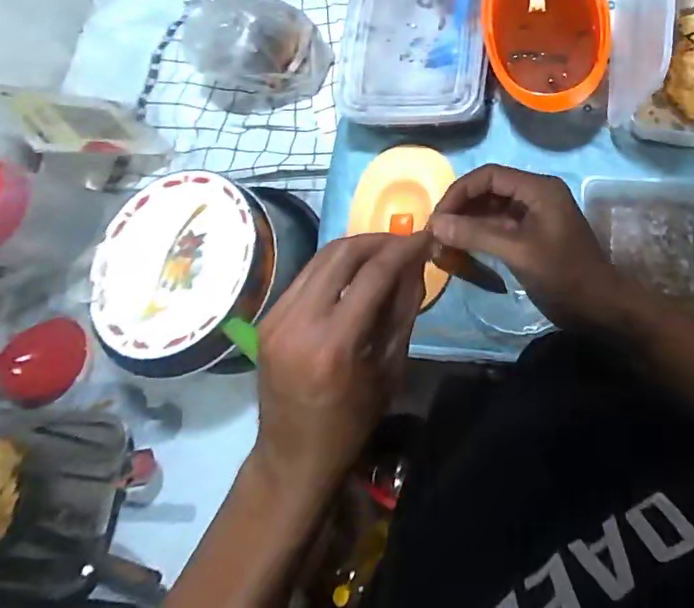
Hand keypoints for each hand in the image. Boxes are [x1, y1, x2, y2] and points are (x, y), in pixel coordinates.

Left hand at [252, 233, 429, 497]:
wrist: (292, 457)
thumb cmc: (351, 422)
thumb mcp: (390, 368)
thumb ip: (403, 310)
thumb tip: (416, 263)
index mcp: (334, 344)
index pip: (374, 274)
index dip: (404, 249)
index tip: (426, 237)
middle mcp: (299, 322)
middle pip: (343, 254)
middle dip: (379, 240)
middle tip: (405, 242)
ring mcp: (277, 317)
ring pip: (322, 258)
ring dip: (357, 248)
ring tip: (384, 251)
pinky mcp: (267, 317)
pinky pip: (307, 275)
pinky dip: (335, 266)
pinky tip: (355, 272)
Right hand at [428, 165, 636, 330]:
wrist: (601, 309)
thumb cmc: (563, 275)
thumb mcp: (518, 252)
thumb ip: (476, 234)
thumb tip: (436, 223)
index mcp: (539, 188)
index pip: (489, 175)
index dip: (460, 191)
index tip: (438, 216)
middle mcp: (536, 195)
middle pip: (489, 190)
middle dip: (461, 207)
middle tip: (436, 231)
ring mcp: (534, 216)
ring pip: (492, 209)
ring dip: (468, 223)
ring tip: (443, 241)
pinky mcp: (532, 236)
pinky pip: (499, 227)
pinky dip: (479, 236)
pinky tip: (461, 250)